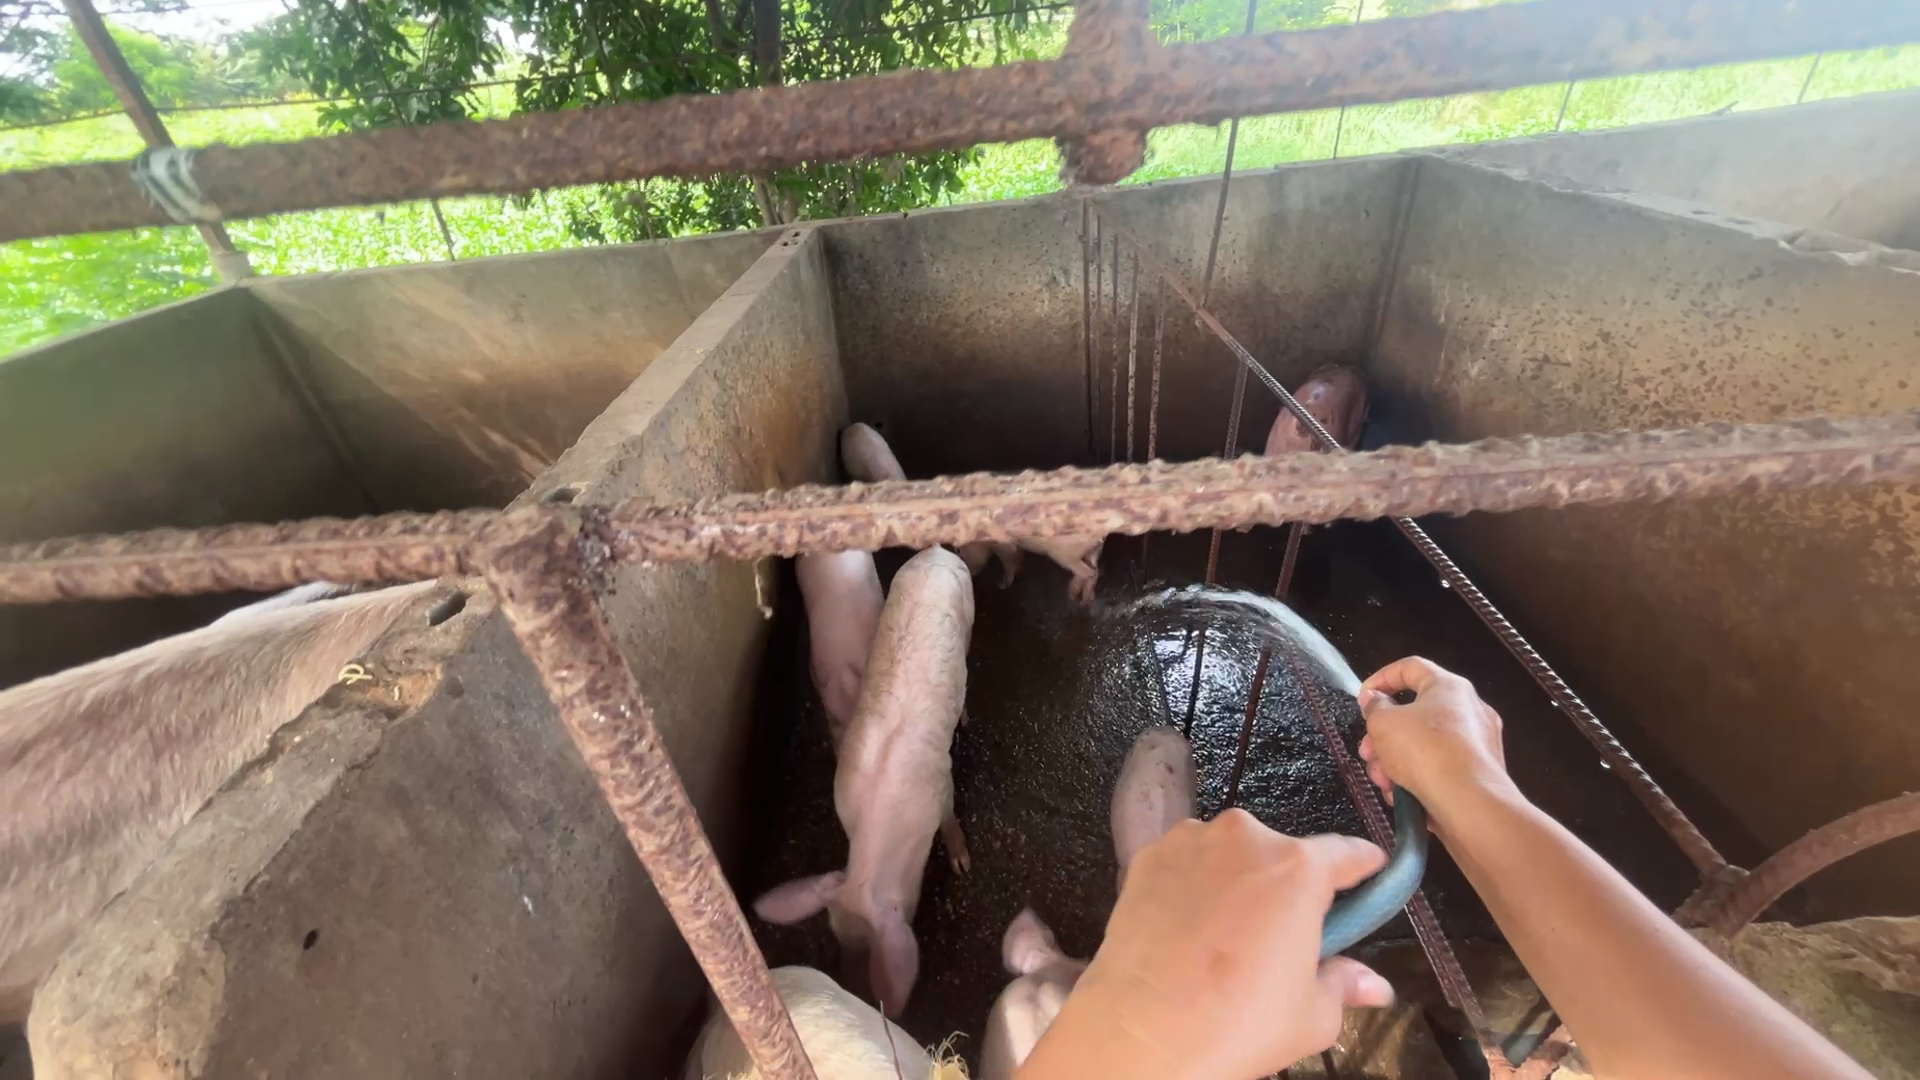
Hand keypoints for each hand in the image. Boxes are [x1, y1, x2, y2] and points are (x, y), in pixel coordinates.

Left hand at [1036, 810, 1393, 1079]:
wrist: (1145, 1023)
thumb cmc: (1241, 1020)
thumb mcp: (1312, 1014)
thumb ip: (1341, 982)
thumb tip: (1372, 983)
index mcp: (1296, 867)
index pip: (1344, 852)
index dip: (1361, 863)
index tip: (1370, 867)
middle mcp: (1242, 836)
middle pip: (1278, 853)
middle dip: (1284, 884)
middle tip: (1278, 933)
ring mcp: (1189, 839)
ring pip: (1226, 854)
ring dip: (1233, 879)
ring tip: (1224, 934)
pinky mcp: (1148, 853)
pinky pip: (1184, 861)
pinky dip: (1191, 882)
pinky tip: (1185, 925)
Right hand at [1357, 656, 1513, 827]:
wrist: (1470, 804)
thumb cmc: (1424, 750)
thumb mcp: (1382, 722)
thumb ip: (1373, 706)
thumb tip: (1376, 700)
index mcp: (1449, 687)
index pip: (1409, 667)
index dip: (1379, 678)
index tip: (1362, 698)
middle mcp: (1468, 710)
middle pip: (1412, 712)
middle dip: (1382, 734)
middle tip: (1367, 750)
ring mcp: (1476, 744)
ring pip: (1421, 743)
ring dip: (1392, 759)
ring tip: (1382, 779)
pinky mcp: (1477, 773)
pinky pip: (1437, 765)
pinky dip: (1415, 775)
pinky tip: (1400, 793)